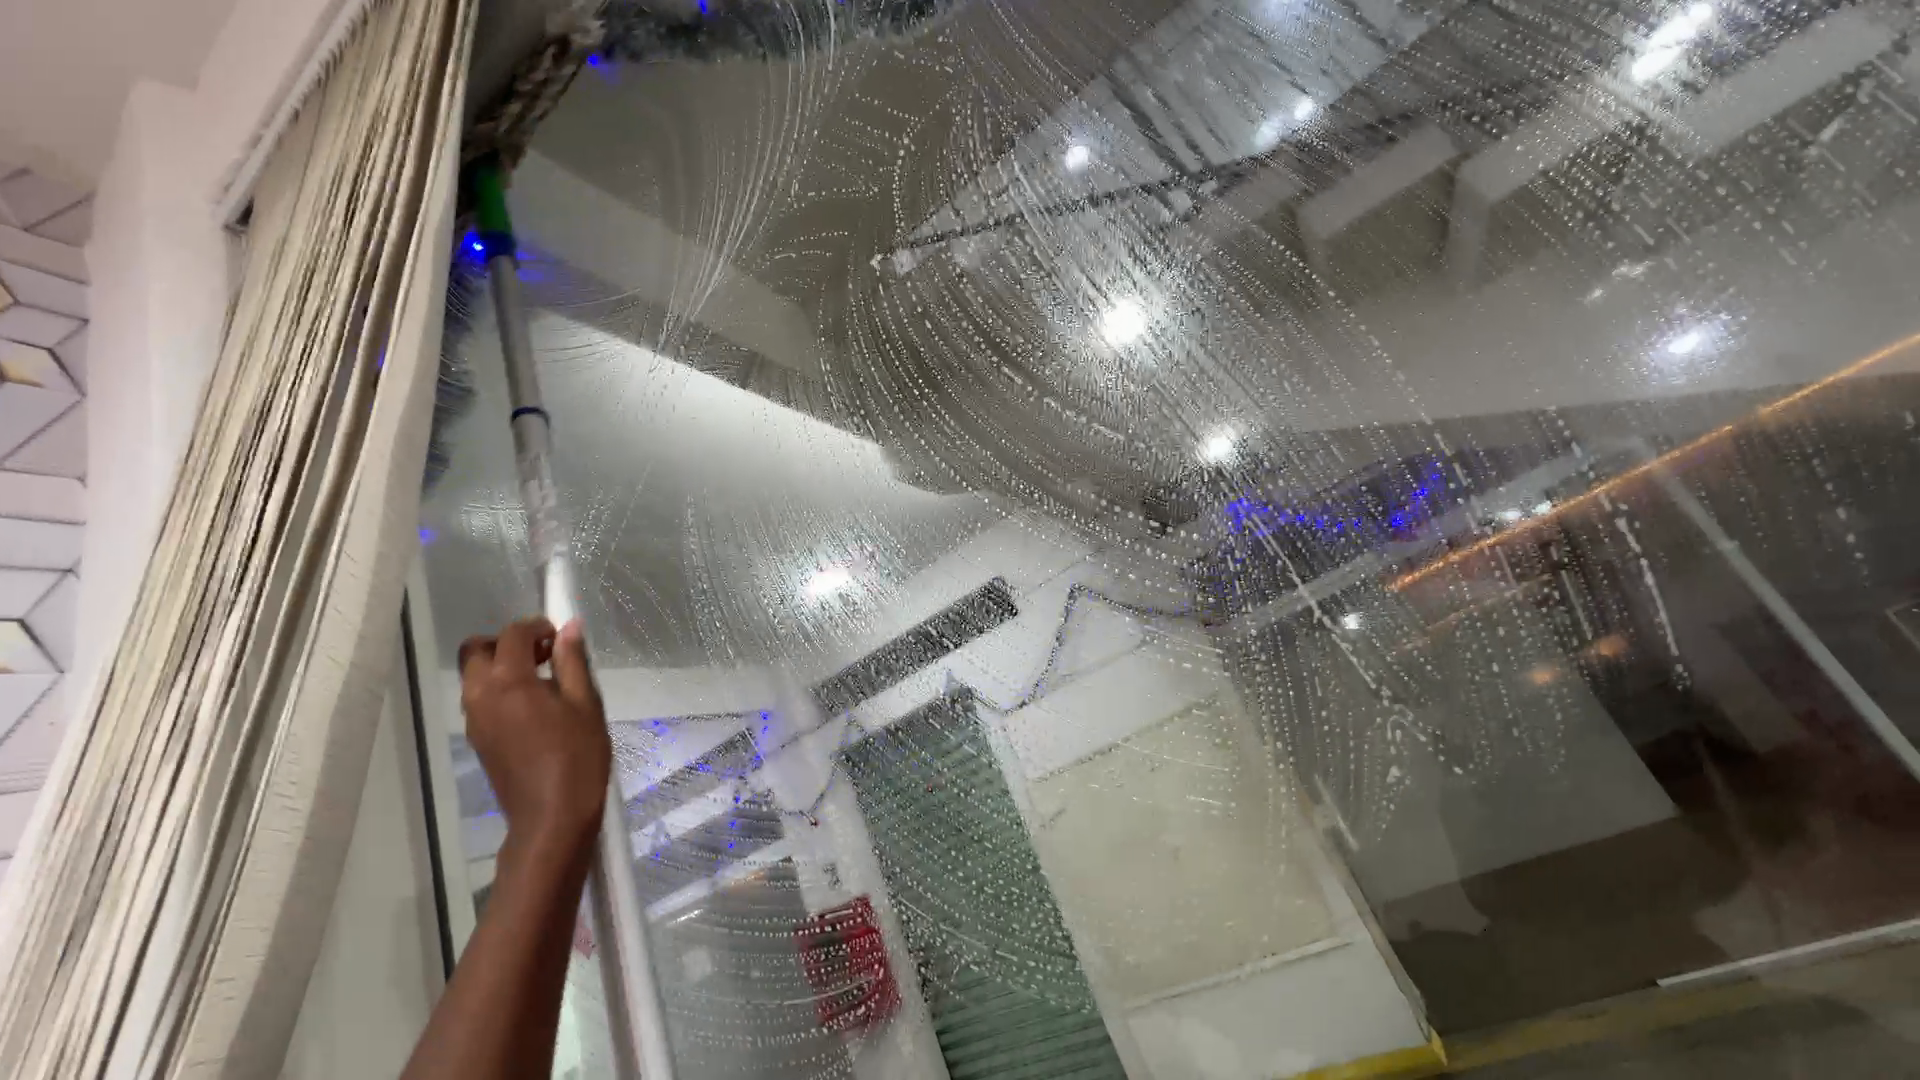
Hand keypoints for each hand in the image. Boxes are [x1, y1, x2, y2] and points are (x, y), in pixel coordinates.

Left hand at [459, 617, 611, 855]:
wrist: (551, 816)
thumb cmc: (577, 756)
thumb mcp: (586, 704)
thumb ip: (573, 661)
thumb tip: (569, 627)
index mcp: (509, 681)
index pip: (512, 635)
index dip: (536, 627)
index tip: (560, 636)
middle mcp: (481, 695)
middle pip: (475, 649)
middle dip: (506, 642)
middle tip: (542, 654)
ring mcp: (474, 718)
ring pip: (472, 675)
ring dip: (499, 665)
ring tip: (540, 681)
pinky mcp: (477, 738)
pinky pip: (478, 698)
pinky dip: (497, 689)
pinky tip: (531, 706)